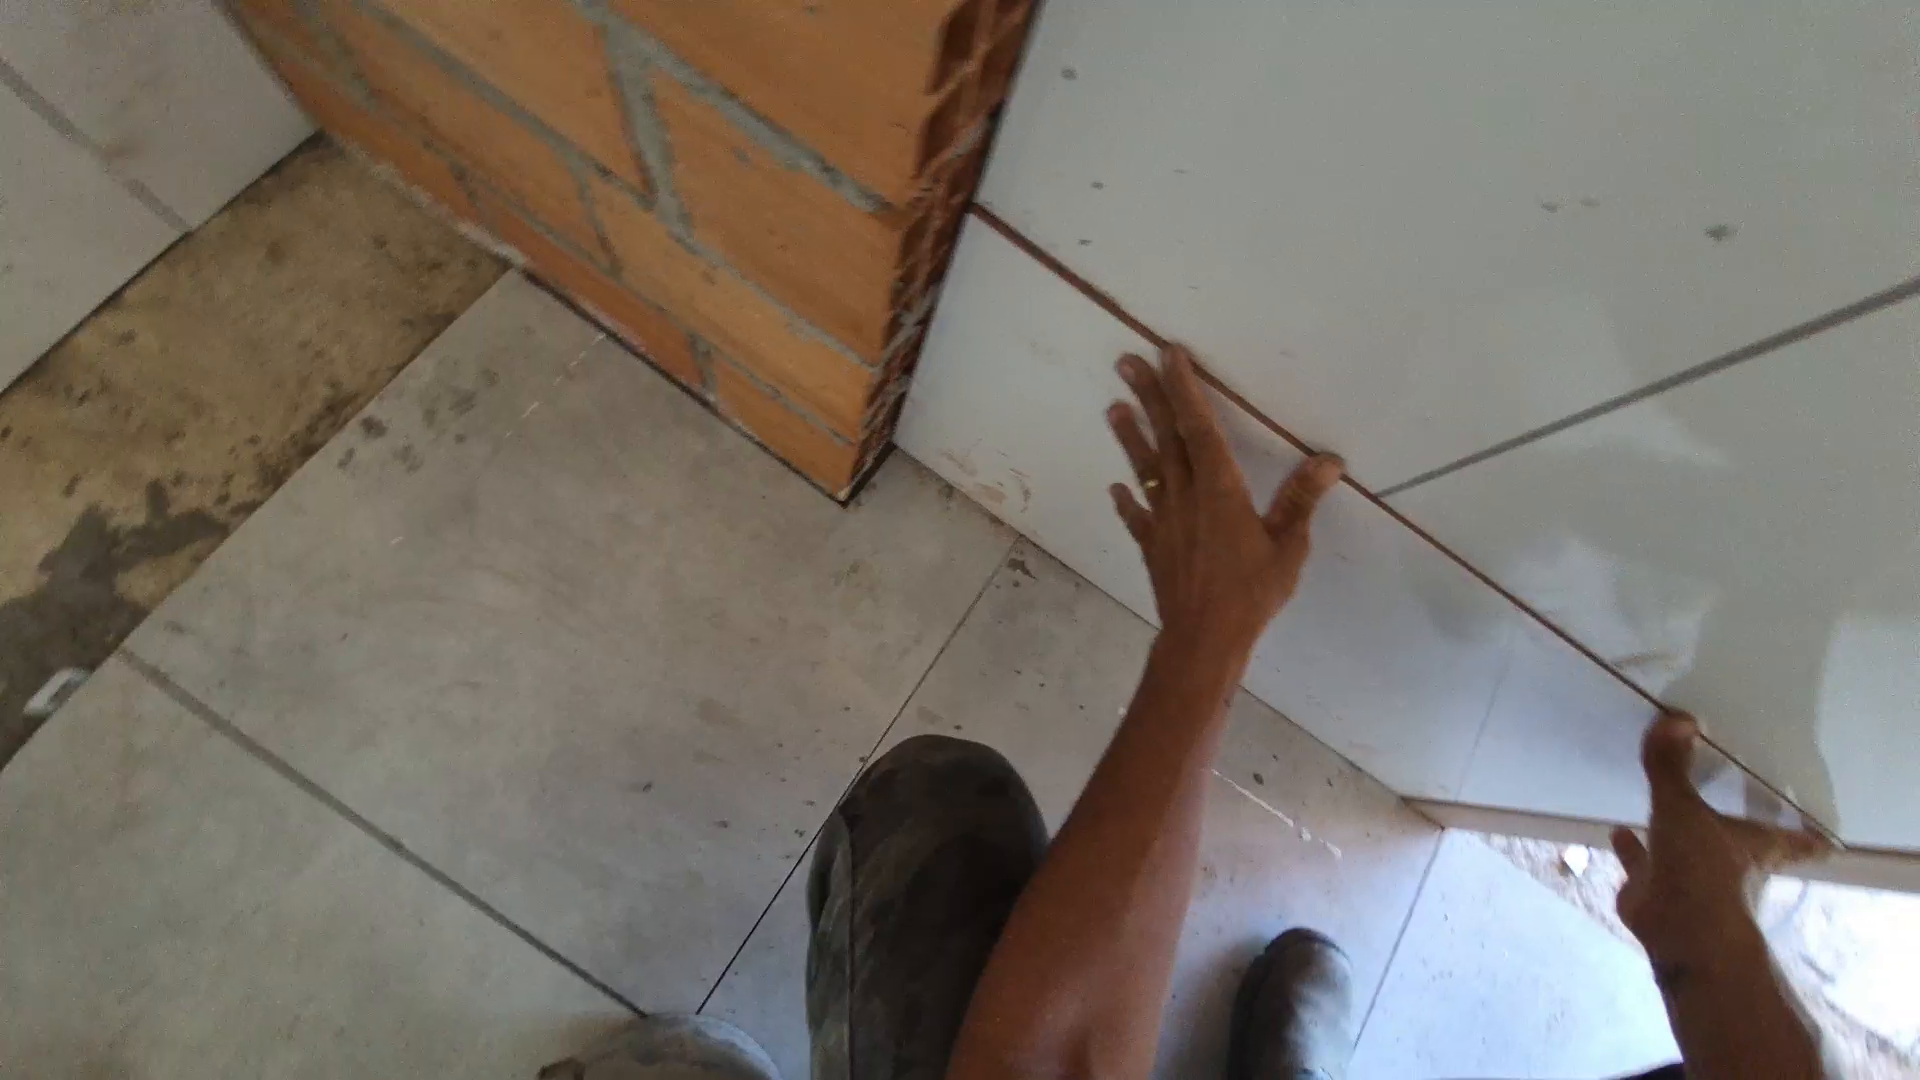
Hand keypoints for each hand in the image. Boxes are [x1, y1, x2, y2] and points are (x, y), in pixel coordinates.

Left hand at [1107, 345, 1343, 648]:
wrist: (1203, 636)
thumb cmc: (1251, 593)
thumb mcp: (1289, 547)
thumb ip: (1302, 501)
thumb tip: (1329, 460)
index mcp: (1220, 489)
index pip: (1199, 427)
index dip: (1184, 389)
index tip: (1168, 355)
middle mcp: (1186, 496)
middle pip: (1166, 437)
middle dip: (1148, 396)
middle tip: (1125, 362)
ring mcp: (1163, 520)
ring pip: (1146, 469)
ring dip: (1130, 437)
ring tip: (1114, 408)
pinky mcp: (1151, 545)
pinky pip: (1137, 516)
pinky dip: (1127, 501)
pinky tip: (1116, 487)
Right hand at [1611, 712, 1828, 964]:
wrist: (1677, 924)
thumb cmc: (1699, 866)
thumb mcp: (1681, 808)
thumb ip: (1672, 767)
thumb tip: (1679, 718)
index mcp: (1754, 847)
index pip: (1793, 841)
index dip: (1803, 837)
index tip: (1818, 836)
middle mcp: (1730, 864)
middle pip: (1741, 846)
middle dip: (1734, 833)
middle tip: (1730, 812)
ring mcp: (1693, 878)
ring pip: (1689, 852)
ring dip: (1676, 836)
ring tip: (1657, 811)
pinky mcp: (1657, 888)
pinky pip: (1644, 862)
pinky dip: (1633, 849)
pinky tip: (1618, 833)